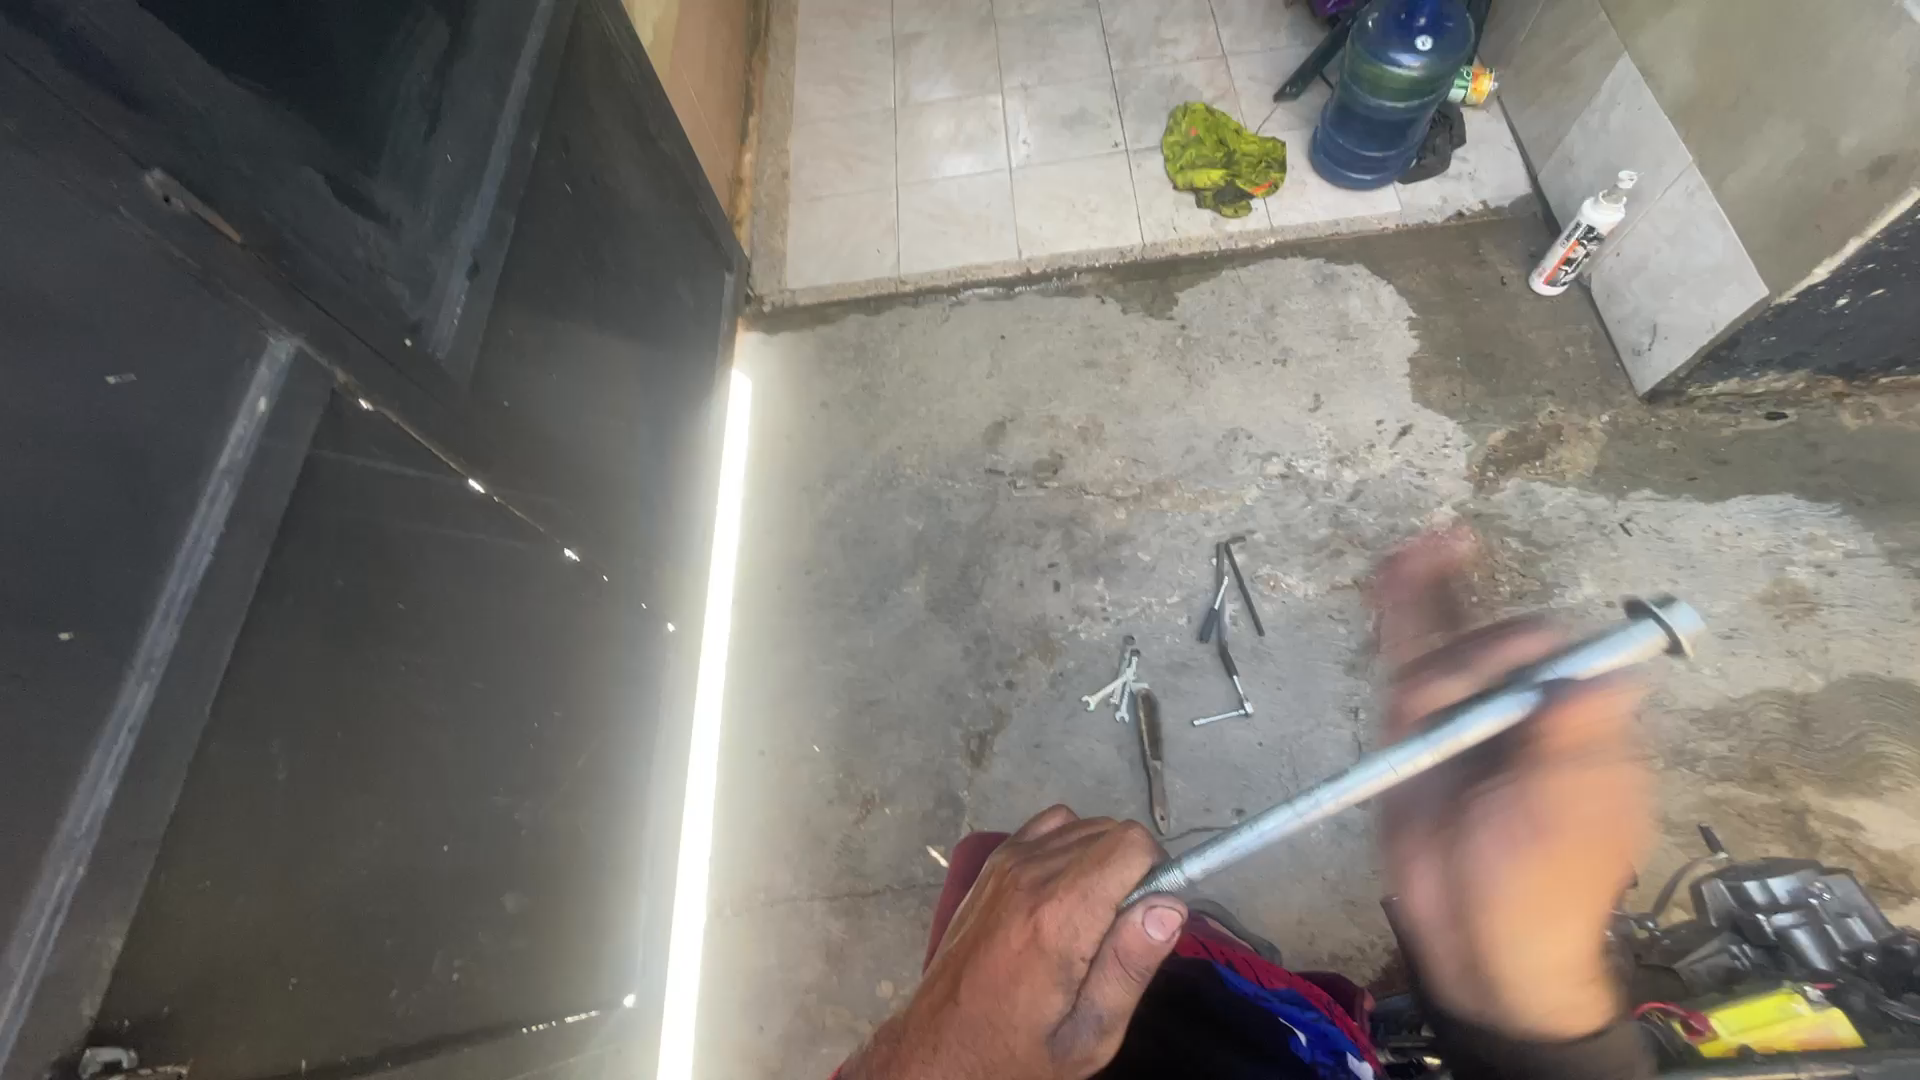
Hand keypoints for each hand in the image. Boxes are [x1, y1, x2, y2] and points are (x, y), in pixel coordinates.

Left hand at [843, 807, 1187, 1079]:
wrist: (942, 1044)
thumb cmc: (1020, 1050)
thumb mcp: (1089, 1033)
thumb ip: (1131, 963)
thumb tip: (1172, 905)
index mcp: (1059, 914)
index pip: (1132, 845)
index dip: (1156, 875)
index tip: (1148, 918)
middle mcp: (1032, 871)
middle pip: (1112, 831)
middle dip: (1134, 869)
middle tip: (1121, 928)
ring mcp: (1008, 858)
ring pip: (1085, 825)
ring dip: (1104, 857)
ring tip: (1093, 914)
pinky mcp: (994, 858)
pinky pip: (1052, 823)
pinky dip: (1071, 842)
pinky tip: (1065, 886)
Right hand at [1371, 528, 1649, 1040]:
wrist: (1471, 927)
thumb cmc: (1543, 878)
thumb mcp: (1578, 809)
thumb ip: (1584, 735)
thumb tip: (1609, 667)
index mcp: (1572, 721)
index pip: (1547, 652)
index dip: (1517, 644)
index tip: (1508, 668)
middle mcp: (1512, 707)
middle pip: (1485, 633)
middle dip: (1461, 613)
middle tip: (1443, 581)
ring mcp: (1454, 714)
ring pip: (1437, 638)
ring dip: (1425, 588)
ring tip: (1422, 544)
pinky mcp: (1406, 725)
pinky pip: (1398, 664)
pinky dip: (1396, 617)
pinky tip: (1397, 569)